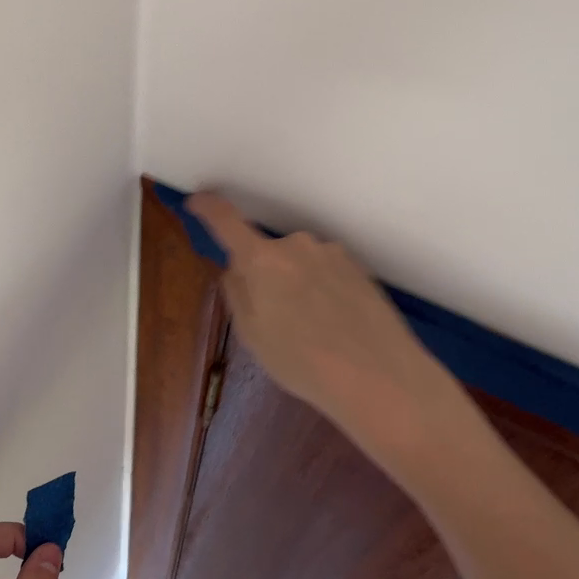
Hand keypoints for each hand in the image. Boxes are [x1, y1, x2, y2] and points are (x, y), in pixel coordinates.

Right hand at [187, 192, 482, 470]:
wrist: (381, 377)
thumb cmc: (304, 362)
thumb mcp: (252, 335)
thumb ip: (237, 293)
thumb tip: (237, 269)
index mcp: (262, 260)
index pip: (226, 220)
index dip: (207, 207)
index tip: (197, 202)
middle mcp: (297, 245)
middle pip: (267, 252)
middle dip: (264, 275)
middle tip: (273, 319)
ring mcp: (332, 254)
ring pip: (299, 264)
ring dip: (296, 285)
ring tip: (312, 331)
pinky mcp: (359, 268)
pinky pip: (326, 273)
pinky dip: (322, 292)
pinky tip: (336, 327)